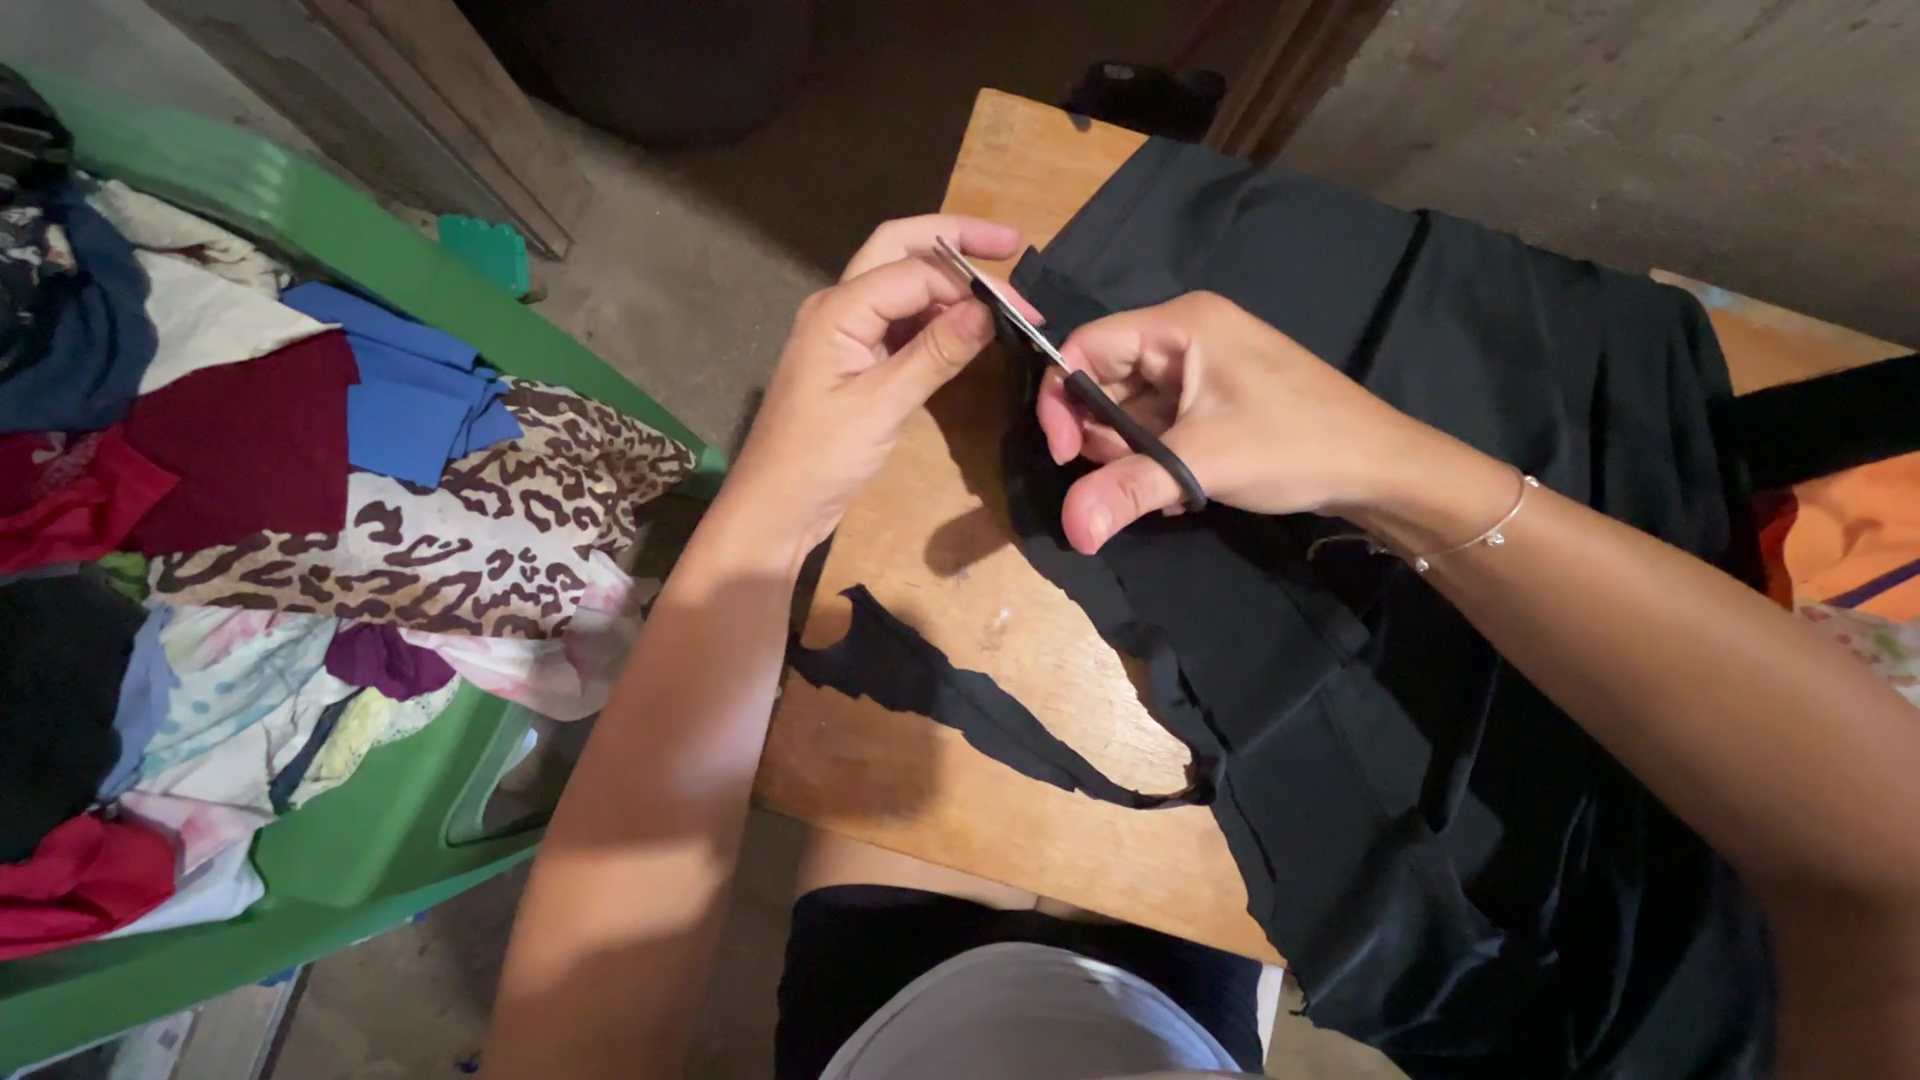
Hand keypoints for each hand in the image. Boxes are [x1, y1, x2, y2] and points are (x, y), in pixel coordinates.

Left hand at [721, 215, 1027, 559]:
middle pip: (900, 248)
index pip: (916, 272)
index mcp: (839, 310)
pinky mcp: (856, 360)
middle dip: (955, 238)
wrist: (777, 505)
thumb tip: (987, 309)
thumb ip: (934, 354)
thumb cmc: (819, 459)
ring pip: (900, 282)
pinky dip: (935, 315)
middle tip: (1010, 242)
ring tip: (997, 281)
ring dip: (946, 275)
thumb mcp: (880, 406)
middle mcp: (840, 307)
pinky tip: (966, 324)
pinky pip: (899, 321)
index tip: (1022, 306)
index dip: (972, 281)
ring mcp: (846, 333)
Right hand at [1037, 291, 1445, 553]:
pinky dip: (1155, 459)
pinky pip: (1154, 426)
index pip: (1086, 345)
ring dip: (1131, 456)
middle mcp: (1183, 336)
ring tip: (1169, 485)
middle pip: (1102, 381)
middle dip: (1105, 436)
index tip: (1063, 454)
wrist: (1380, 468)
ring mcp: (1198, 368)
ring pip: (1126, 410)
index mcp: (1180, 325)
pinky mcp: (1209, 400)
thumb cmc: (1297, 444)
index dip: (1063, 398)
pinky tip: (1183, 488)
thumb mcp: (1204, 464)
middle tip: (1136, 473)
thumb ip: (1128, 490)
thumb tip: (1071, 530)